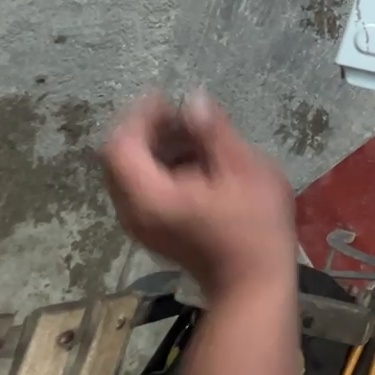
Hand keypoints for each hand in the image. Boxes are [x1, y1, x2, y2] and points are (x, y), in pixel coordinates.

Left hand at [103, 93, 297, 300]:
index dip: (137, 116)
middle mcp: (133, 211)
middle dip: (147, 129)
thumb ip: (214, 133)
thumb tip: (194, 99)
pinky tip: (198, 160)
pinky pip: (144, 187)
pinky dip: (163, 165)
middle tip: (185, 112)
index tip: (165, 95)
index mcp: (149, 196)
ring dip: (157, 146)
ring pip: (131, 173)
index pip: (120, 147)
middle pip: (119, 159)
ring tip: (197, 131)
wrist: (253, 278)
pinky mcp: (155, 229)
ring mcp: (141, 223)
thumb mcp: (243, 168)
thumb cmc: (254, 222)